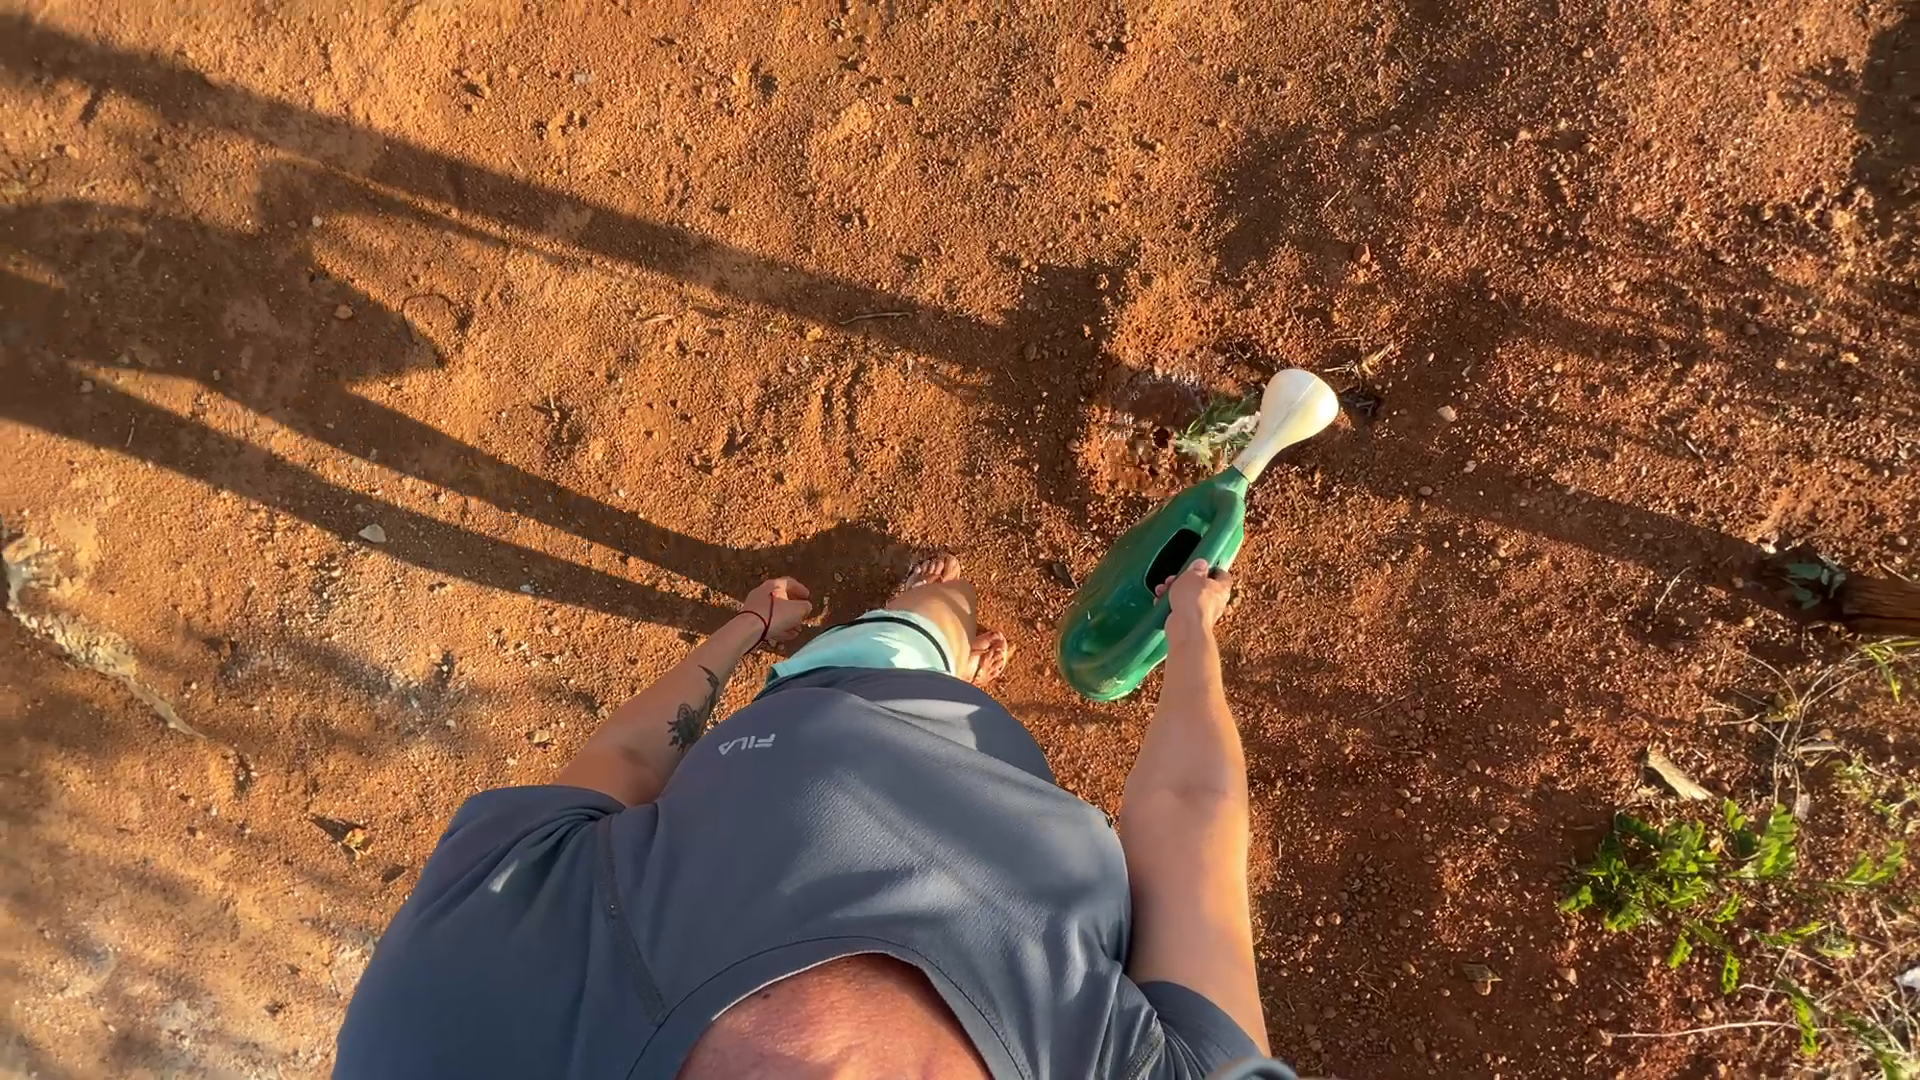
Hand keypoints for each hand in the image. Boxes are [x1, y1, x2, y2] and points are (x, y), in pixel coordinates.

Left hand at [740, 577, 812, 643]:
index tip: (808, 596)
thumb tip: (806, 606)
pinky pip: (767, 620)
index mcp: (774, 584)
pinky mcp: (750, 618)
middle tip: (802, 614)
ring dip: (787, 619)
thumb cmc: (775, 615)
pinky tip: (785, 635)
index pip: (790, 582)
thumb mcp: (798, 610)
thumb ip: (805, 606)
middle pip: (782, 597)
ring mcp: (755, 605)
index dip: (801, 589)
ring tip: (796, 628)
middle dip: (793, 607)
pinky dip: (778, 626)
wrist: (748, 630)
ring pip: (775, 611)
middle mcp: (763, 591)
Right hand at [1155, 559, 1231, 638]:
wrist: (1185, 626)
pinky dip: (1169, 605)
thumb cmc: (1193, 600)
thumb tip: (1200, 564)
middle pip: (1201, 587)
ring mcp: (1202, 613)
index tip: (1198, 565)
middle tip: (1175, 578)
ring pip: (1188, 598)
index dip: (1210, 568)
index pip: (1222, 575)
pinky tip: (1161, 601)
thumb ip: (1196, 568)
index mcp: (1221, 588)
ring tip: (1163, 589)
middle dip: (1185, 581)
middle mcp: (1215, 602)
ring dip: (1174, 592)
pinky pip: (1179, 609)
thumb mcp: (1192, 575)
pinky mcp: (1189, 622)